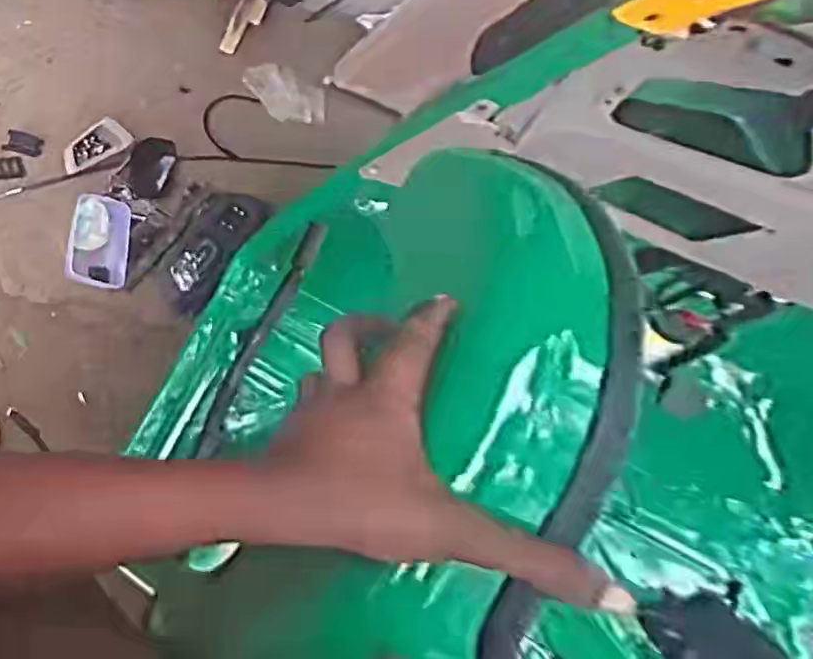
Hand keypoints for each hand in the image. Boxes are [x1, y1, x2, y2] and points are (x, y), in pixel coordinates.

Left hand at [263, 298, 631, 611]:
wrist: (280, 504)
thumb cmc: (361, 501)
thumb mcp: (452, 530)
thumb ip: (526, 555)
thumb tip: (610, 590)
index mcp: (381, 400)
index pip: (408, 347)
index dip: (427, 321)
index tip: (442, 299)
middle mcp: (340, 392)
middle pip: (342, 337)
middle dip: (365, 324)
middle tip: (388, 327)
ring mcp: (309, 407)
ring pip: (320, 368)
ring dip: (339, 365)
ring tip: (363, 376)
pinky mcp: (290, 428)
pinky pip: (307, 400)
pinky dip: (323, 399)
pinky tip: (335, 420)